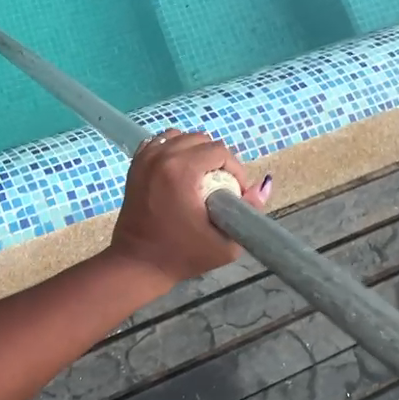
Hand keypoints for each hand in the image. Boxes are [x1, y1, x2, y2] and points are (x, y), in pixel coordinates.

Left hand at [109, 129, 271, 284]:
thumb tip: (264, 185)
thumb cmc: (183, 256)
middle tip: (221, 185)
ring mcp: (144, 158)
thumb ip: (248, 209)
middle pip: (199, 139)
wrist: (138, 263)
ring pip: (178, 136)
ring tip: (201, 176)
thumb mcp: (225, 242)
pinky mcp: (134, 165)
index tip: (236, 192)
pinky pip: (159, 143)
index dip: (235, 169)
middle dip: (216, 159)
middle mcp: (161, 157)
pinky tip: (179, 171)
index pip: (219, 151)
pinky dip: (172, 150)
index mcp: (181, 171)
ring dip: (194, 151)